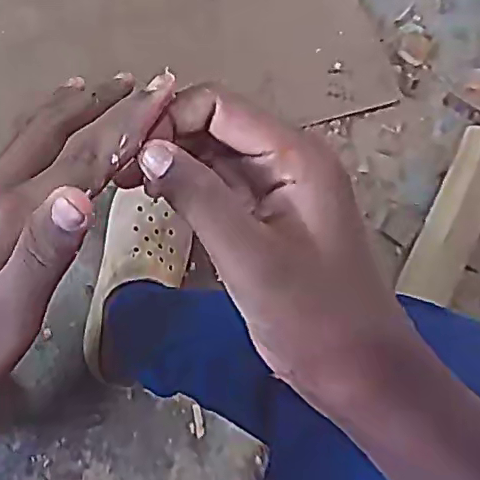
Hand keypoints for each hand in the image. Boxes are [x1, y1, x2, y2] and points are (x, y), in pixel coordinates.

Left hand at [0, 72, 178, 423]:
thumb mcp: (6, 318)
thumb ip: (43, 255)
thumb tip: (81, 194)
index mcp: (10, 215)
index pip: (80, 159)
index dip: (126, 124)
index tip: (164, 90)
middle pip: (51, 133)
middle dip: (98, 104)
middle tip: (141, 81)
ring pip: (27, 137)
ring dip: (66, 109)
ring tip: (95, 88)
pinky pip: (14, 153)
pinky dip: (41, 130)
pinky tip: (43, 135)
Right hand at [123, 85, 423, 412]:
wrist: (358, 374)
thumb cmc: (313, 316)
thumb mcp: (249, 256)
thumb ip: (197, 195)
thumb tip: (147, 149)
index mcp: (294, 156)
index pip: (217, 105)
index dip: (168, 119)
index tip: (131, 154)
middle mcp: (284, 158)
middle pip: (209, 120)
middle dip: (162, 136)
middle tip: (121, 170)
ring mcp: (272, 183)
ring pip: (206, 147)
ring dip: (166, 157)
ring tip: (129, 182)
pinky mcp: (259, 209)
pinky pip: (211, 177)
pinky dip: (179, 180)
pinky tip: (153, 195)